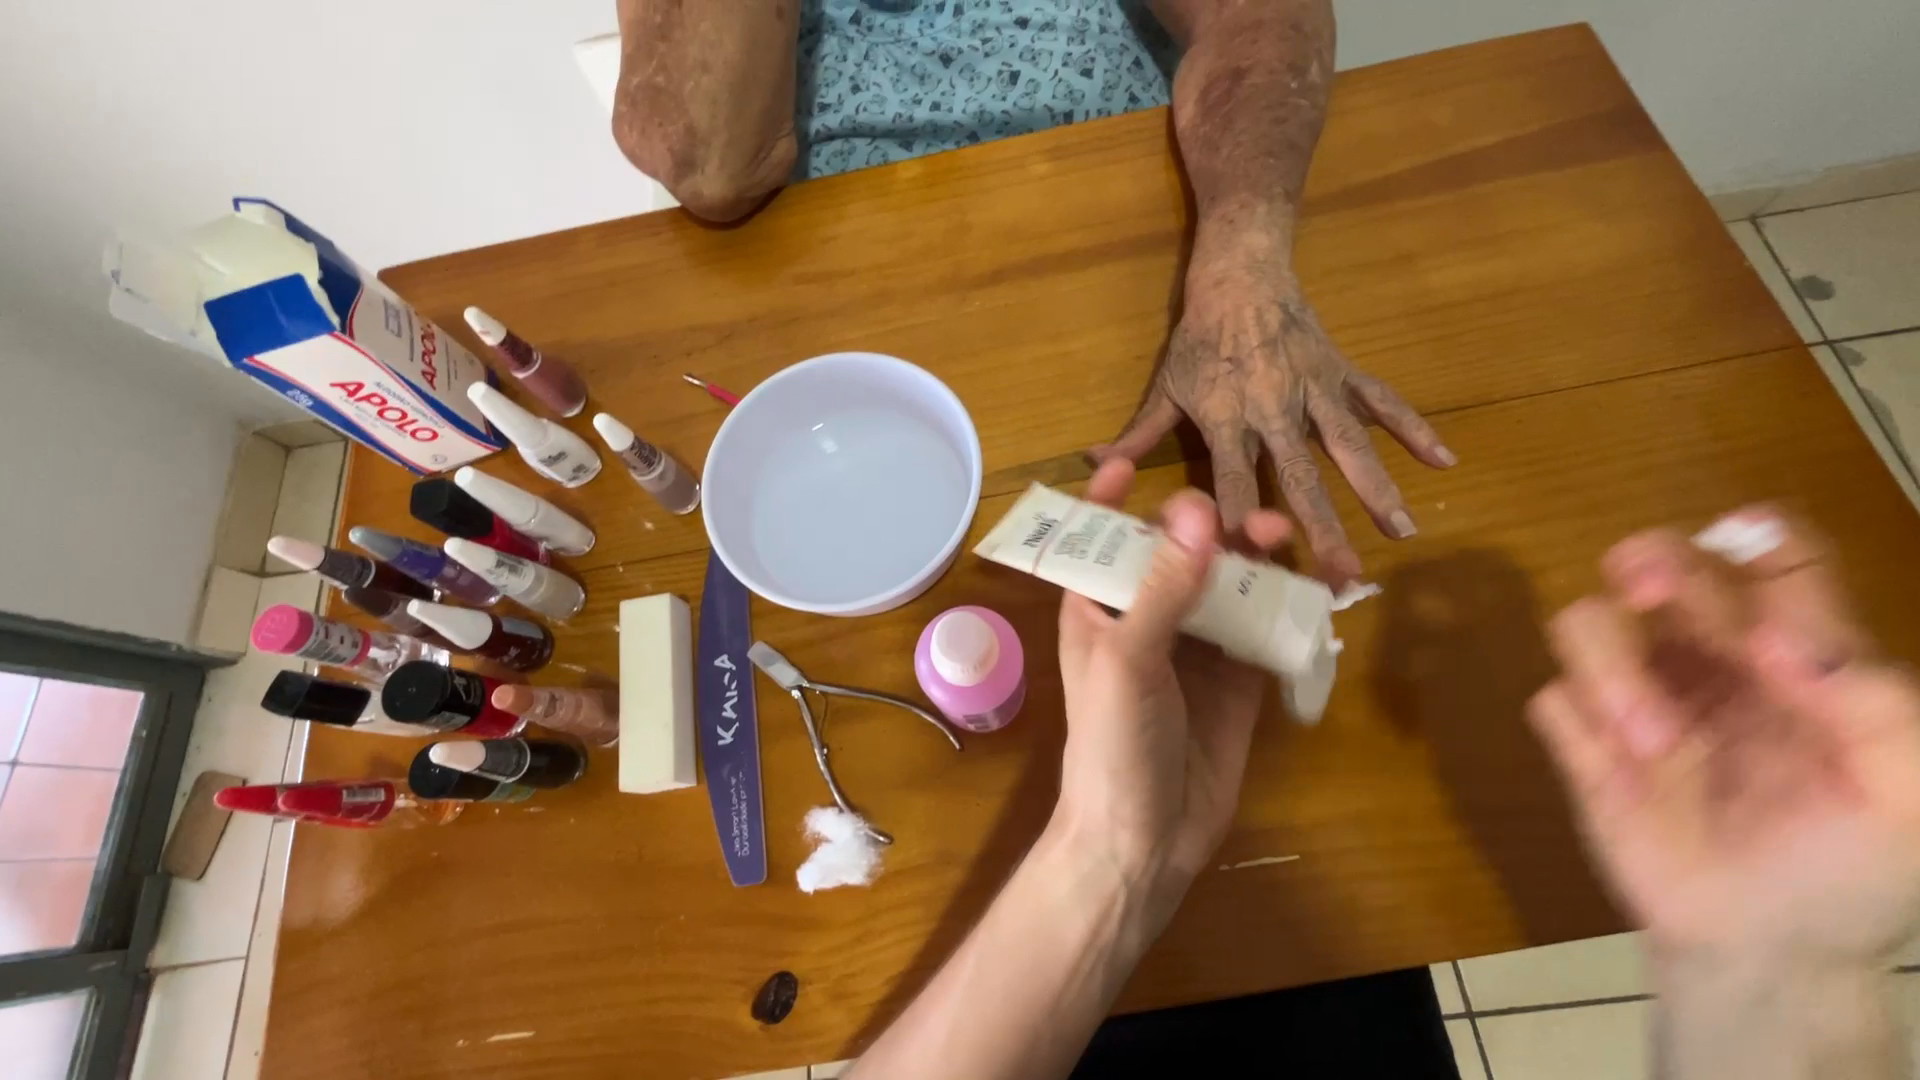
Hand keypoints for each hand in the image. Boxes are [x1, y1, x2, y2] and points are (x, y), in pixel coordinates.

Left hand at [1051, 459, 1289, 912]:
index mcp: (1098, 607)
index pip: (1099, 539)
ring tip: (1288, 542)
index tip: (1129, 460)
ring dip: (1256, 559)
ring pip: (1226, 583)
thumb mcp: (1128, 657)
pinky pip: (1262, 626)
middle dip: (1210, 527)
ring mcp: (1194, 645)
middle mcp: (1145, 616)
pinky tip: (1315, 584)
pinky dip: (1286, 603)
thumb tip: (1195, 506)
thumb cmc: (1112, 741)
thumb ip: (1163, 585)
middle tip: (1255, 518)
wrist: (1144, 839)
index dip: (1107, 500)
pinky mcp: (1237, 677)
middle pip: (1178, 553)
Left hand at [1096, 236, 1453, 584]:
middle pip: (1300, 475)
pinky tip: (1445, 460)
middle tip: (1345, 572)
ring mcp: (1315, 390)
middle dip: (1323, 525)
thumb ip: (1136, 433)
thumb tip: (1091, 462)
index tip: (1258, 562)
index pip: (1235, 479)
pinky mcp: (1343, 371)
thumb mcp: (1163, 389)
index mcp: (1227, 419)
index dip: (1244, 519)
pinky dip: (1414, 426)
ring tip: (1403, 531)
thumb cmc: (1197, 340)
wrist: (1240, 276)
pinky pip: (1383, 400)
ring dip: (1377, 487)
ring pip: (1350, 445)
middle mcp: (1275, 410)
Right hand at [1530, 508, 1919, 965]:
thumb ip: (1877, 710)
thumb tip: (1779, 641)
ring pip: (1583, 623)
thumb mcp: (1906, 798)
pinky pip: (1553, 701)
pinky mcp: (1581, 739)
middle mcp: (1705, 661)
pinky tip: (1619, 773)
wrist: (1756, 941)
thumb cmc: (1846, 868)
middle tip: (1644, 590)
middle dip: (1644, 562)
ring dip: (1608, 670)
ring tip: (1650, 744)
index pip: (1776, 569)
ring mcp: (1634, 696)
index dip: (1761, 540)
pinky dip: (1580, 727)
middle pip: (1654, 569)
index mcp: (1790, 660)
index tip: (1743, 534)